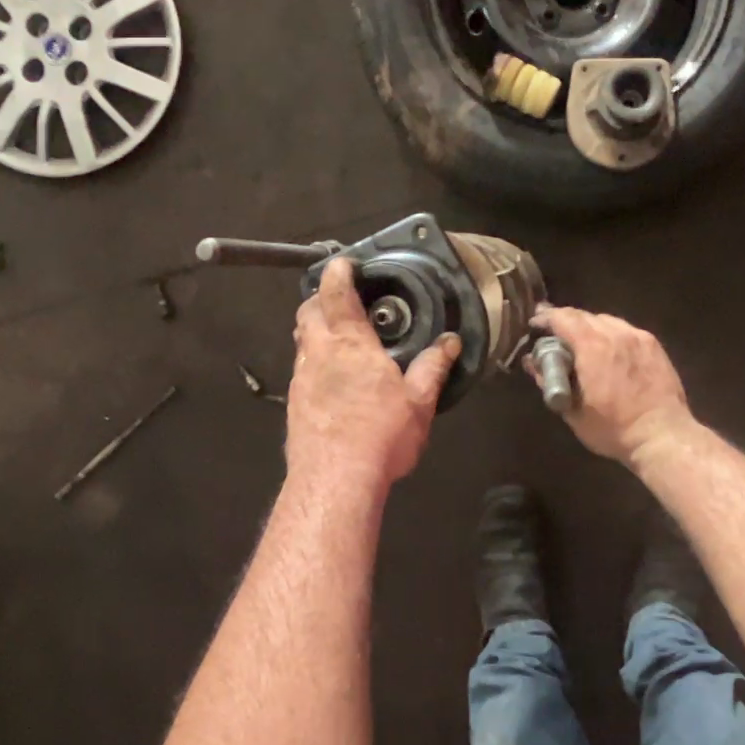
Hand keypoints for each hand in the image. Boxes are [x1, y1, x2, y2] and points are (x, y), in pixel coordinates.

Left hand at [287, 258, 461, 487]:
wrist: (333, 481)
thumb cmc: (380, 435)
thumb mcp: (419, 402)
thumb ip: (433, 368)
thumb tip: (450, 342)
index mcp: (350, 344)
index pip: (335, 295)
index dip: (336, 274)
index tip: (343, 263)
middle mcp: (319, 354)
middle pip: (307, 313)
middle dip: (319, 301)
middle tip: (340, 302)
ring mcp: (301, 380)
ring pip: (301, 343)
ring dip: (315, 333)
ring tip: (339, 340)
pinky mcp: (294, 405)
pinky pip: (301, 372)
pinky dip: (314, 364)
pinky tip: (332, 382)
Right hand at [530, 306, 692, 463]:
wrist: (662, 436)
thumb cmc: (613, 428)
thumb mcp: (572, 410)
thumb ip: (549, 381)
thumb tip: (531, 362)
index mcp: (593, 346)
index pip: (564, 318)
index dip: (546, 318)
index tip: (535, 323)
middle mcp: (616, 333)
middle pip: (584, 315)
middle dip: (566, 321)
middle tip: (555, 334)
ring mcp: (638, 337)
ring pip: (606, 320)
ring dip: (589, 327)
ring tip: (581, 342)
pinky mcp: (654, 345)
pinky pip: (625, 330)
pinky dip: (610, 334)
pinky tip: (608, 350)